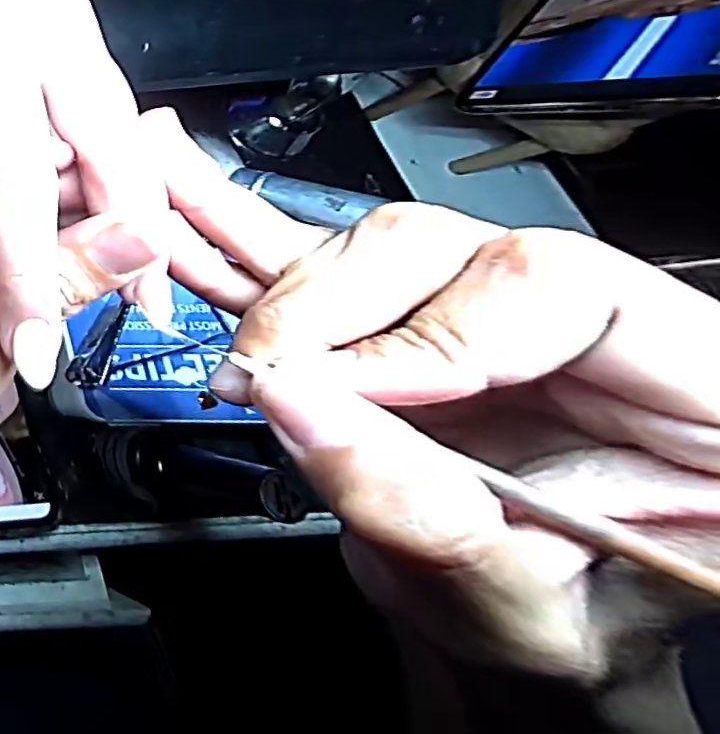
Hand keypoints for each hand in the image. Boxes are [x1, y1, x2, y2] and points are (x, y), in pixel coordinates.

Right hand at [146, 110, 719, 683]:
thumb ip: (410, 503)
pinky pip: (289, 266)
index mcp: (693, 376)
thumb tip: (290, 399)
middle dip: (316, 313)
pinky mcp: (370, 313)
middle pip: (422, 246)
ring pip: (342, 247)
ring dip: (260, 289)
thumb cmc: (548, 622)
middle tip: (260, 378)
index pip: (545, 286)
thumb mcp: (504, 595)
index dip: (428, 335)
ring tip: (190, 285)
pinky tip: (177, 223)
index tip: (337, 394)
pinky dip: (225, 253)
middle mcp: (569, 316)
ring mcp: (454, 303)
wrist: (504, 619)